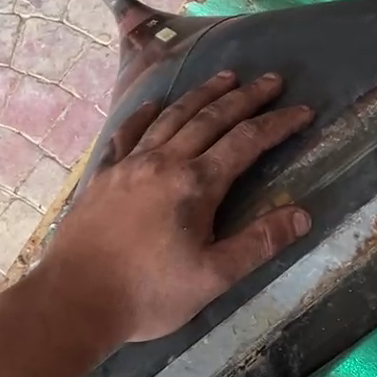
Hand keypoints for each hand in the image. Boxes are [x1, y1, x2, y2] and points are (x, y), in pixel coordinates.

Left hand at [35, 71, 314, 344]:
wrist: (73, 300)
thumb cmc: (148, 294)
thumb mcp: (213, 277)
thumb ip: (258, 243)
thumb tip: (303, 215)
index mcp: (195, 184)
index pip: (247, 142)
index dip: (279, 123)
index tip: (304, 110)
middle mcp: (164, 162)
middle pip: (212, 118)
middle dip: (246, 96)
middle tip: (271, 80)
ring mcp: (129, 164)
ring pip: (172, 117)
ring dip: (202, 94)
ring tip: (225, 77)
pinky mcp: (103, 175)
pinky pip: (127, 133)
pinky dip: (145, 115)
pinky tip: (154, 104)